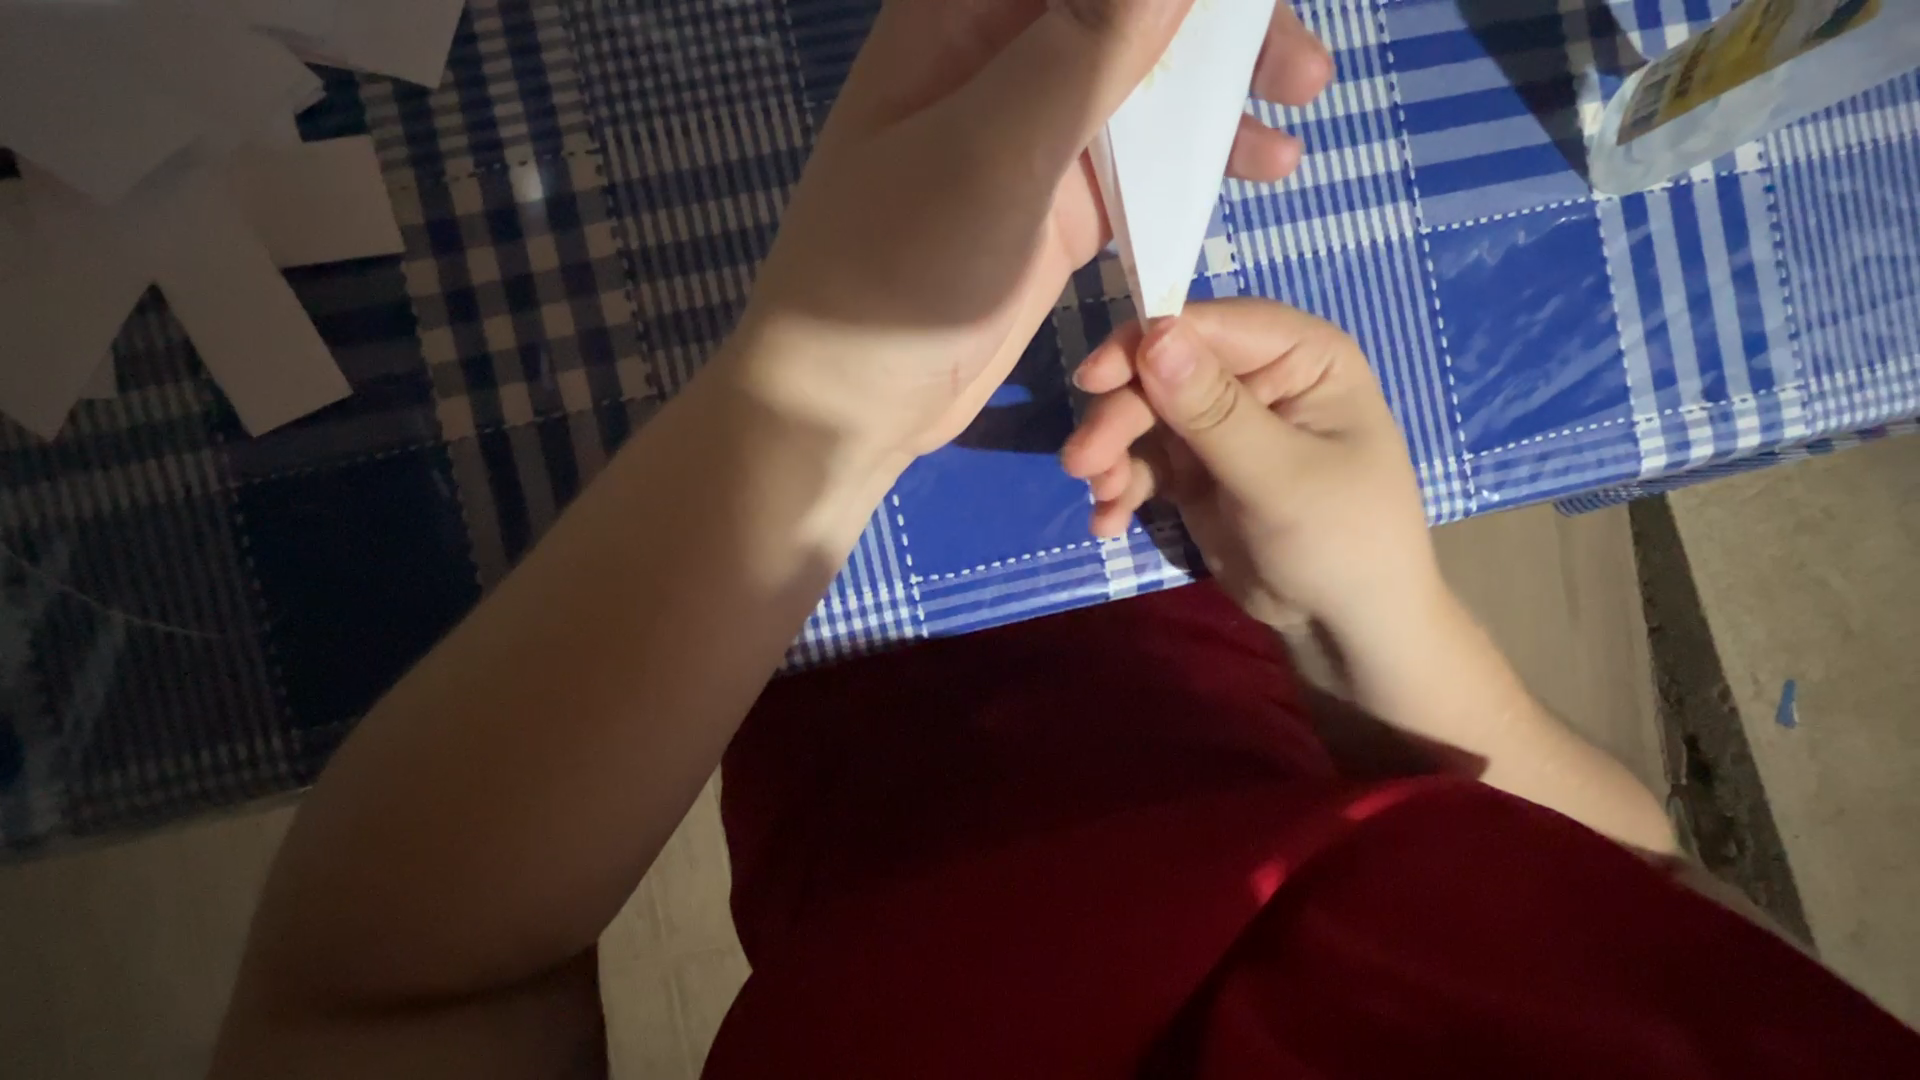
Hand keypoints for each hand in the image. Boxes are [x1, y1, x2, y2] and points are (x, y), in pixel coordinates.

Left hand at [726, 0, 1332, 471]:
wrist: (855, 400)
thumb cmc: (898, 272)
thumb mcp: (995, 149)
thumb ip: (1087, 43)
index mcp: (962, 13)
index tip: (1252, 7)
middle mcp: (998, 60)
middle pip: (1125, 13)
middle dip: (1216, 26)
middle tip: (1296, 65)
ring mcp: (1029, 140)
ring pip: (1142, 85)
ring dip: (1217, 92)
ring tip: (1295, 108)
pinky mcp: (1052, 210)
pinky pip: (1136, 165)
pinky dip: (1189, 165)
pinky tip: (1248, 170)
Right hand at [1060, 299, 1442, 635]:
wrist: (1340, 625)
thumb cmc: (1341, 541)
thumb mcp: (1280, 477)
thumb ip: (1215, 410)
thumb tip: (1153, 335)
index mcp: (1298, 356)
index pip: (1208, 328)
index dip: (1144, 344)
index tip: (1092, 379)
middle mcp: (1253, 380)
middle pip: (1162, 375)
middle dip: (1118, 420)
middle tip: (1081, 464)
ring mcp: (1219, 426)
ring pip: (1142, 420)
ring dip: (1113, 456)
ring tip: (1102, 499)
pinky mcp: (1194, 470)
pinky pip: (1142, 464)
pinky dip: (1121, 488)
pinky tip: (1108, 522)